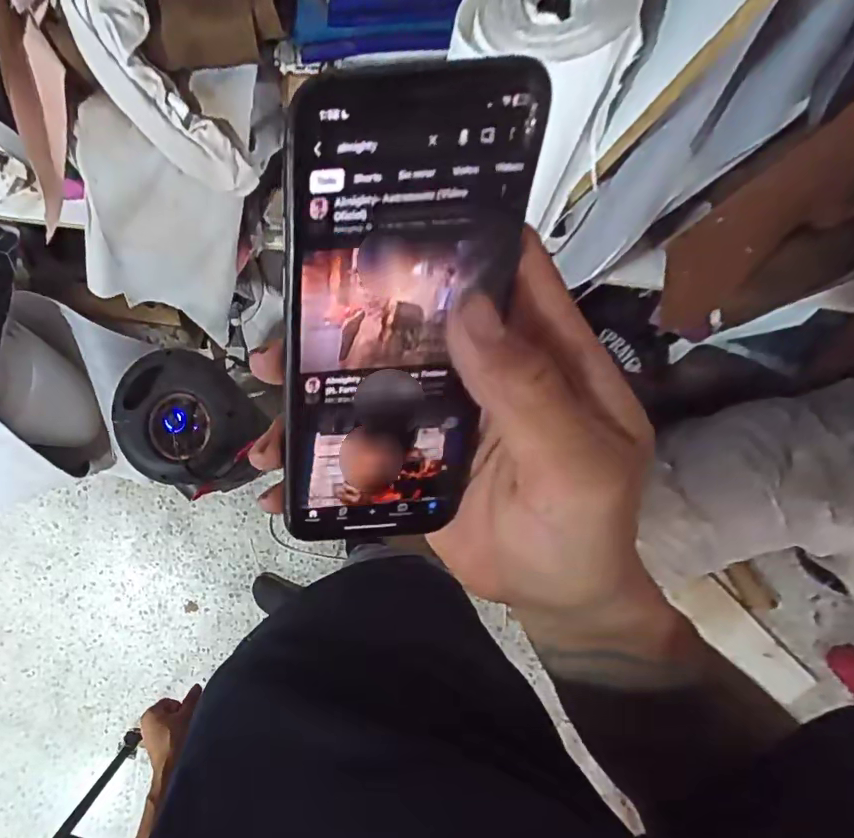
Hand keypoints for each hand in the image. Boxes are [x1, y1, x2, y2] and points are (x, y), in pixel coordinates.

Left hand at [139, 684, 200, 783]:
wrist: (173, 770)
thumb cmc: (176, 743)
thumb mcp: (189, 715)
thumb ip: (192, 699)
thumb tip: (196, 689)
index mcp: (150, 713)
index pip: (172, 702)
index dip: (184, 708)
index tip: (190, 715)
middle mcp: (145, 726)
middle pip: (170, 714)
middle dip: (180, 718)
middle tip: (188, 725)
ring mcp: (150, 740)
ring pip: (170, 728)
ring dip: (179, 730)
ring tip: (185, 737)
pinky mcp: (156, 752)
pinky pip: (168, 739)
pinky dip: (176, 741)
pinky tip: (181, 746)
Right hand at [245, 229, 680, 653]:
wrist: (556, 598)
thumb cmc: (584, 529)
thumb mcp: (573, 461)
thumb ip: (527, 389)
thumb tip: (470, 308)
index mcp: (543, 354)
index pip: (507, 273)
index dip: (462, 239)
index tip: (393, 223)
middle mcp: (489, 374)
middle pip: (418, 328)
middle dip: (352, 325)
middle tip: (289, 336)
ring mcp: (447, 418)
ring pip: (378, 387)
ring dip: (321, 397)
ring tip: (269, 423)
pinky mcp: (418, 460)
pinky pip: (367, 448)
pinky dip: (325, 460)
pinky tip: (282, 479)